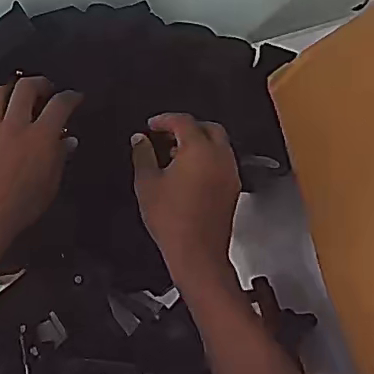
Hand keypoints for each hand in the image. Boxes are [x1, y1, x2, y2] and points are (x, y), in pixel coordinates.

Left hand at [0, 77, 81, 277]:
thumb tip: (66, 144)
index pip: (61, 104)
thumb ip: (60, 158)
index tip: (74, 97)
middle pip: (27, 86)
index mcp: (40, 137)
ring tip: (18, 93)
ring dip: (11, 88)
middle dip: (40, 82)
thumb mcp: (50, 185)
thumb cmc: (16, 209)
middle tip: (46, 88)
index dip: (71, 96)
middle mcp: (15, 127)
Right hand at [131, 114, 241, 295]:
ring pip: (218, 144)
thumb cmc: (174, 222)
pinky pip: (222, 162)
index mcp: (199, 149)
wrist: (197, 253)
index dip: (165, 119)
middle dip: (186, 127)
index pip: (183, 121)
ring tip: (175, 153)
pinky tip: (189, 172)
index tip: (153, 125)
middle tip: (166, 134)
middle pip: (207, 127)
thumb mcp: (147, 183)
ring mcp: (230, 173)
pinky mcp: (233, 188)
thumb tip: (141, 141)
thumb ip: (143, 154)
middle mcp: (220, 157)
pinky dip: (207, 158)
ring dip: (199, 142)